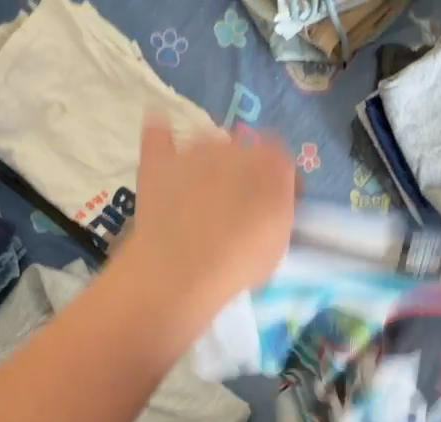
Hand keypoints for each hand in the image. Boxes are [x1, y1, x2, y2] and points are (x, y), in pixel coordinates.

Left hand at [121, 118, 296, 311]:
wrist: (183, 270)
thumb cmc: (239, 263)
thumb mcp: (277, 244)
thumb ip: (280, 212)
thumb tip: (274, 203)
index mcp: (272, 165)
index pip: (282, 160)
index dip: (280, 182)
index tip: (277, 206)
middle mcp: (235, 146)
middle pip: (244, 150)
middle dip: (243, 172)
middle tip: (238, 207)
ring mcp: (193, 149)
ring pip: (207, 143)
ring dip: (209, 163)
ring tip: (204, 197)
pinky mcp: (158, 160)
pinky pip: (158, 133)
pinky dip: (163, 138)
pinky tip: (164, 145)